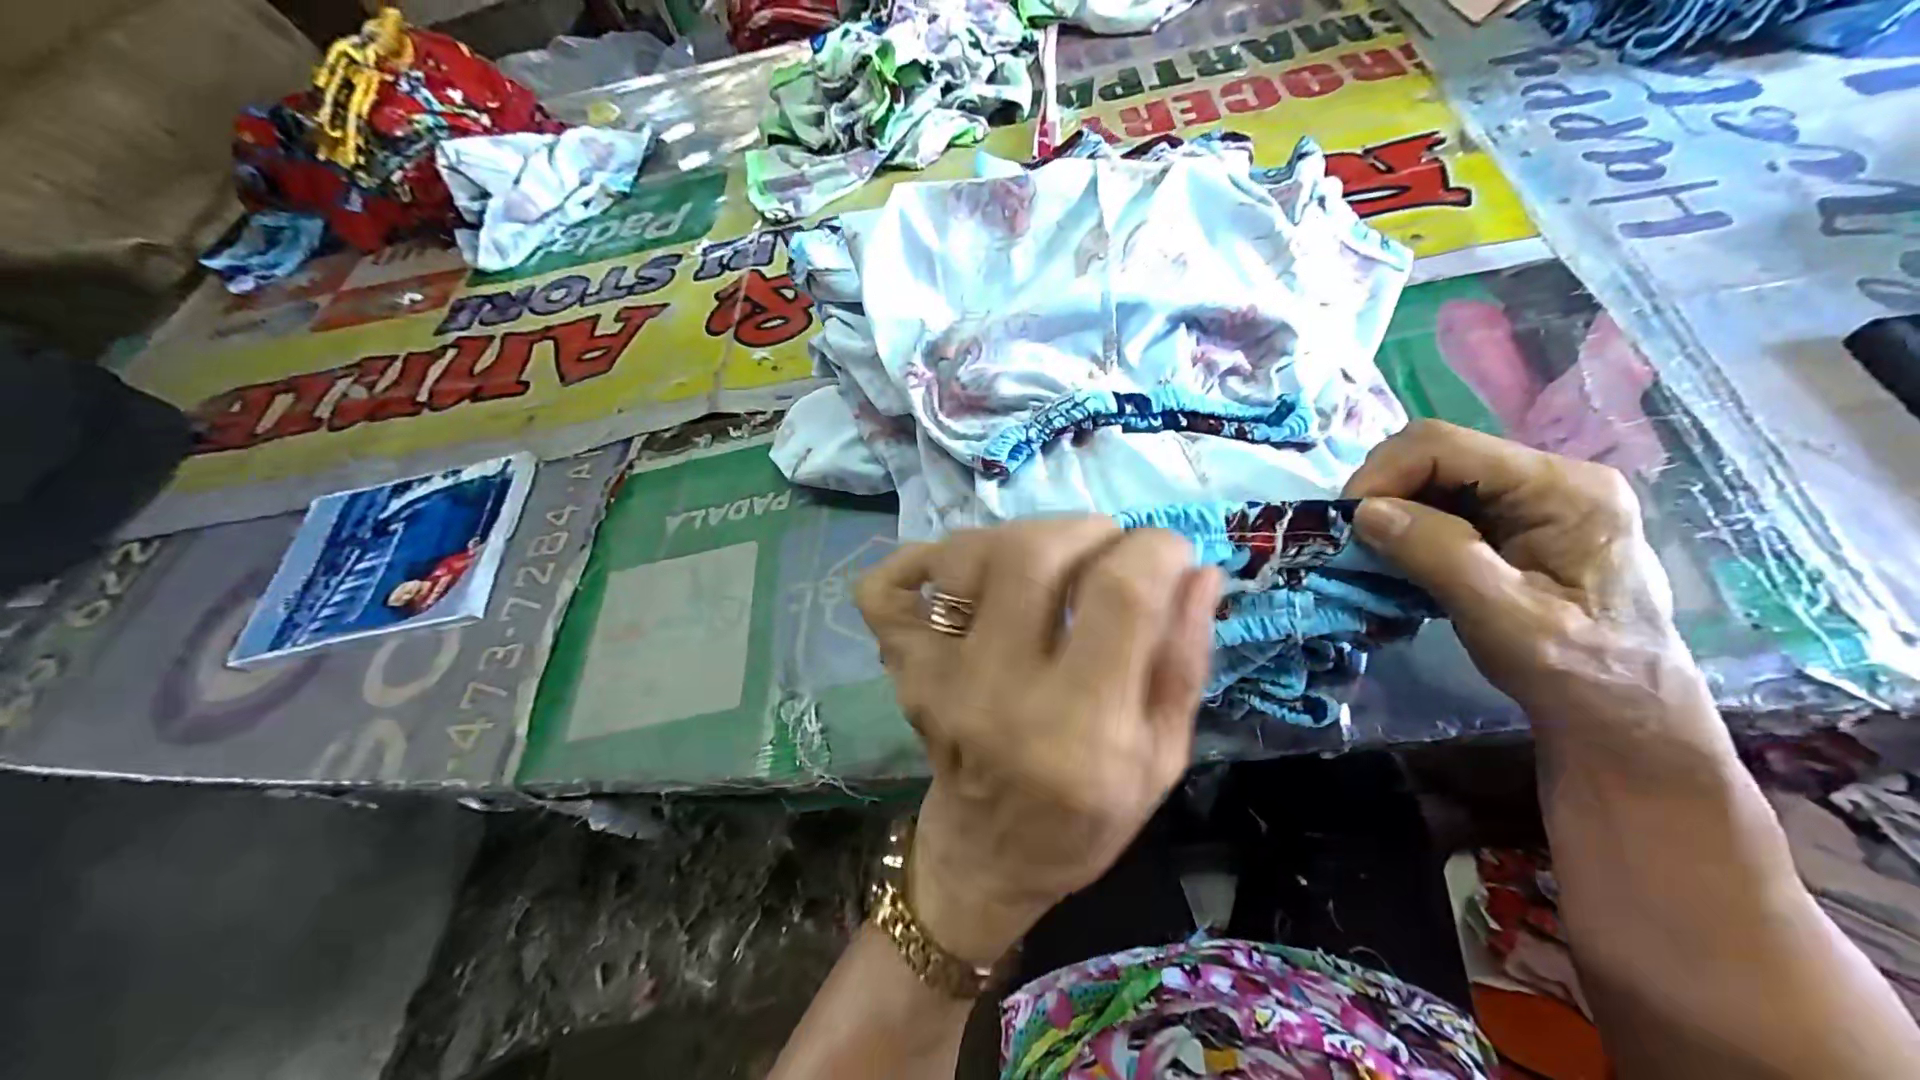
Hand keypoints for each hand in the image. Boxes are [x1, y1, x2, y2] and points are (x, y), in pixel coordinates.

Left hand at [855, 518, 1220, 966]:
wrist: (986, 858)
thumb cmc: (1085, 820)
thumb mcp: (1162, 758)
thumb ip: (1183, 660)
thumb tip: (1200, 570)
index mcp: (1081, 729)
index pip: (1119, 594)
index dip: (1156, 551)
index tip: (1169, 554)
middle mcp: (999, 693)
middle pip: (1031, 554)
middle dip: (1087, 529)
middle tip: (1109, 547)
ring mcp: (936, 677)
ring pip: (966, 554)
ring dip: (1020, 535)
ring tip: (1051, 558)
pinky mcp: (902, 670)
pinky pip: (885, 590)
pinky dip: (919, 559)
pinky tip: (962, 570)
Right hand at [1341, 420, 1713, 759]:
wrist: (1623, 712)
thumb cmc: (1575, 671)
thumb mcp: (1504, 618)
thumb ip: (1438, 556)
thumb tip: (1364, 511)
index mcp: (1563, 489)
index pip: (1445, 446)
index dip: (1382, 475)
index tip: (1346, 525)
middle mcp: (1551, 477)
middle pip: (1436, 453)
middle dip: (1383, 492)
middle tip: (1356, 543)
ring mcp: (1534, 497)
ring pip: (1432, 476)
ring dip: (1393, 510)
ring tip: (1377, 554)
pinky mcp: (1516, 519)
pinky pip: (1442, 501)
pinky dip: (1408, 525)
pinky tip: (1404, 558)